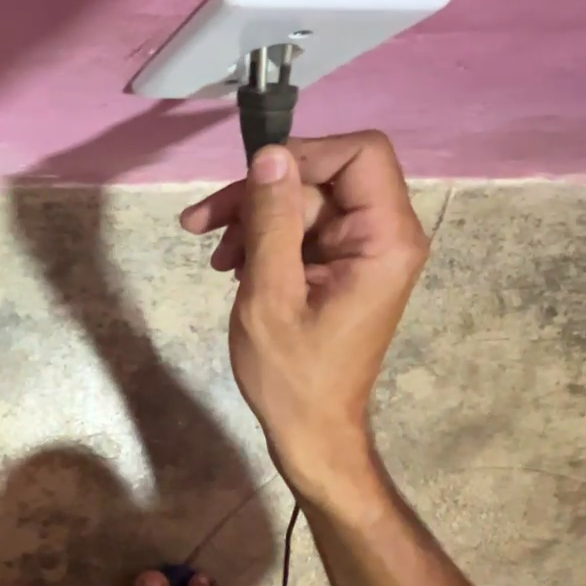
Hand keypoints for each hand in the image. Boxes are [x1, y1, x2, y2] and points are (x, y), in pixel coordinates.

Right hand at [179, 132, 430, 504]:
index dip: (300, 157)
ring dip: (253, 223)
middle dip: (260, 197)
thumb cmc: (291, 374)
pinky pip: (302, 235)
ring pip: (304, 207)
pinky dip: (264, 244)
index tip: (246, 183)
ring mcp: (361, 254)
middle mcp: (384, 236)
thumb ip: (271, 221)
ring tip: (214, 258)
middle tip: (201, 223)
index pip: (358, 155)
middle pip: (322, 181)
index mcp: (385, 238)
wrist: (308, 430)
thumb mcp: (270, 295)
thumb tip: (268, 156)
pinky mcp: (340, 270)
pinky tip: (233, 269)